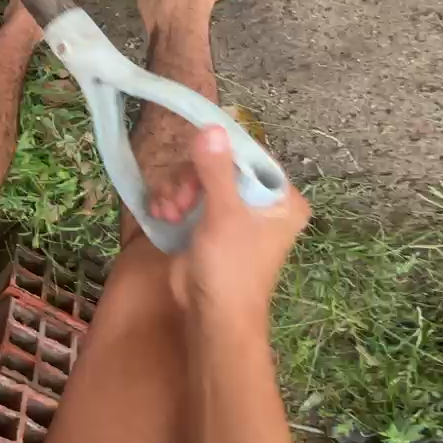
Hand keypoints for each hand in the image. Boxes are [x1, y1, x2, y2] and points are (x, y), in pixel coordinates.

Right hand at [164, 126, 309, 325]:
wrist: (213, 315)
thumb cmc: (231, 267)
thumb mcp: (224, 214)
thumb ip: (216, 170)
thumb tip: (211, 127)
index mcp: (280, 199)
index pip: (249, 156)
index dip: (218, 152)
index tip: (192, 153)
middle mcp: (259, 203)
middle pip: (217, 166)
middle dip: (190, 179)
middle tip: (179, 200)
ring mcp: (232, 213)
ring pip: (197, 179)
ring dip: (175, 191)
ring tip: (167, 211)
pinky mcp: (207, 224)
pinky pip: (186, 196)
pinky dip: (171, 202)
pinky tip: (161, 214)